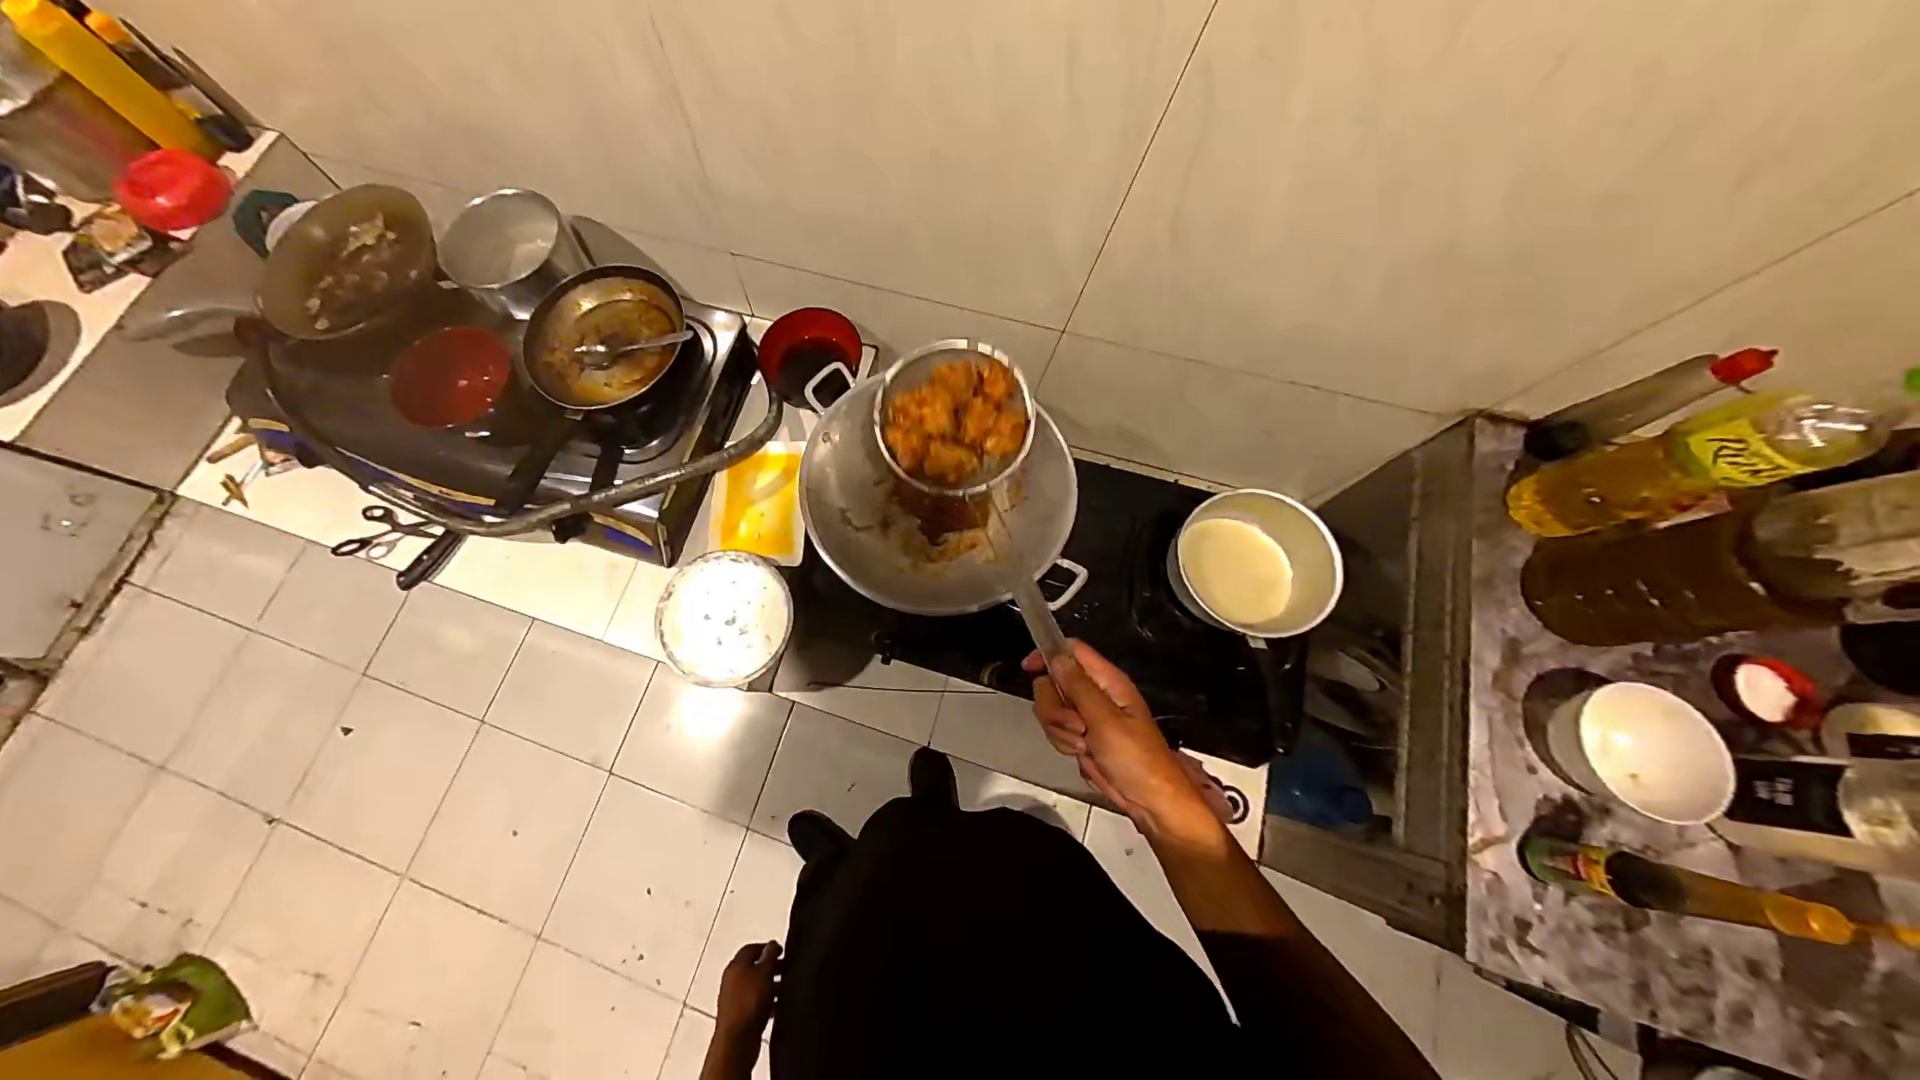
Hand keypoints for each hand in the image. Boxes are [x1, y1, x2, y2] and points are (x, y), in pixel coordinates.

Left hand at [714, 941, 780, 1041]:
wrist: (736, 1041)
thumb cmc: (751, 1001)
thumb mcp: (764, 973)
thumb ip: (770, 956)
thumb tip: (772, 944)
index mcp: (735, 965)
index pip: (751, 948)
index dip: (767, 948)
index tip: (782, 951)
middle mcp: (731, 980)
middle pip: (753, 967)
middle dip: (770, 967)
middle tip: (787, 968)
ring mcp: (733, 999)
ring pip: (755, 986)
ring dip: (770, 985)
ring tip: (786, 988)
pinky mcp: (738, 1016)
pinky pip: (754, 1003)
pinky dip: (765, 1002)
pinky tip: (777, 1007)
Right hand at [1024, 641, 1213, 836]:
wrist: (1147, 799)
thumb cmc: (1135, 756)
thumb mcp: (1105, 719)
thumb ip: (1078, 686)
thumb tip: (1056, 655)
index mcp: (1106, 680)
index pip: (1071, 650)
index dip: (1048, 654)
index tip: (1029, 668)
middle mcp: (1094, 692)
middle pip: (1052, 681)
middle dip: (1055, 707)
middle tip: (1076, 726)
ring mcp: (1085, 714)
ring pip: (1050, 708)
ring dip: (1059, 729)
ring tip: (1083, 745)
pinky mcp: (1078, 735)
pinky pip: (1055, 729)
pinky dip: (1062, 742)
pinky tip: (1081, 753)